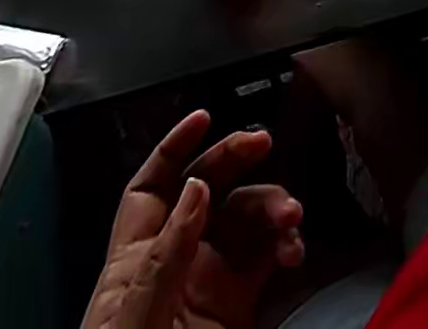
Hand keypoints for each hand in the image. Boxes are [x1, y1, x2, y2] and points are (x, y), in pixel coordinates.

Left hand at [82, 112, 304, 328]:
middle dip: (236, 158)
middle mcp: (178, 256)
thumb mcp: (135, 319)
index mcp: (138, 257)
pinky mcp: (241, 297)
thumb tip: (196, 190)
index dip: (174, 147)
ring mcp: (212, 275)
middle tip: (262, 143)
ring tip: (289, 219)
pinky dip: (287, 242)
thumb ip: (167, 253)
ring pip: (249, 214)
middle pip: (208, 186)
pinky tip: (292, 251)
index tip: (203, 118)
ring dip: (274, 206)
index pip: (152, 186)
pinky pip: (271, 252)